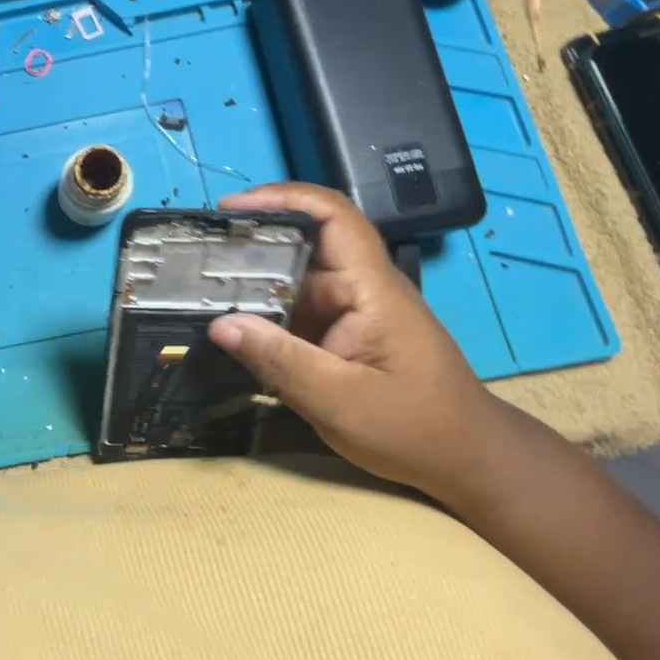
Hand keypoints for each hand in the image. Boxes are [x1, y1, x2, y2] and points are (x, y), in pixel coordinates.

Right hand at [205, 182, 506, 500]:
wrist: (465, 461)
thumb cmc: (415, 428)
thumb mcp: (341, 402)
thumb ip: (281, 362)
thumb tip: (220, 324)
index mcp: (370, 289)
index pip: (333, 217)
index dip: (284, 198)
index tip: (231, 208)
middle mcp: (357, 289)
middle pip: (300, 245)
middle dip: (248, 242)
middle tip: (195, 255)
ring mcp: (347, 311)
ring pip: (290, 280)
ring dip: (247, 281)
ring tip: (195, 289)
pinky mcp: (338, 334)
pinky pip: (292, 311)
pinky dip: (258, 313)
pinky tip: (225, 325)